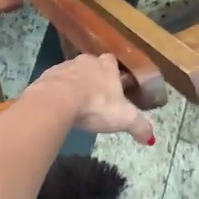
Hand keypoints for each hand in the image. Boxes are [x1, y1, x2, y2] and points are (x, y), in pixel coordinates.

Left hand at [27, 54, 155, 145]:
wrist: (56, 100)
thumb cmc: (95, 105)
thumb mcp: (124, 118)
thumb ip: (140, 126)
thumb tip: (151, 138)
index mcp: (106, 65)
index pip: (113, 62)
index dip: (114, 73)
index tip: (116, 86)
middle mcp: (86, 61)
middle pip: (92, 66)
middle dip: (94, 79)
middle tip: (97, 98)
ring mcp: (64, 66)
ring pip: (73, 73)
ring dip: (75, 85)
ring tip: (78, 104)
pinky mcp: (47, 76)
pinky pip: (55, 83)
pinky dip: (59, 91)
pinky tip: (60, 106)